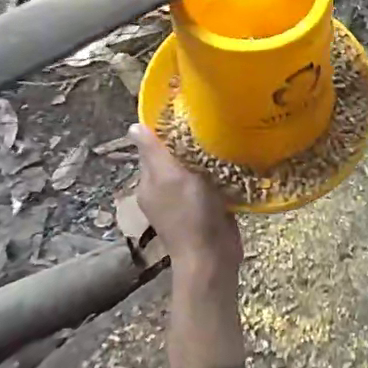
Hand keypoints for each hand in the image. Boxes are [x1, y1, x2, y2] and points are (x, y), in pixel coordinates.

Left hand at [130, 124, 244, 367]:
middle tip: (212, 119)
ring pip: (195, 169)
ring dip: (208, 156)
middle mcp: (165, 189)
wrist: (212, 258)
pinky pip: (213, 183)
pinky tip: (234, 161)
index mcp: (150, 181)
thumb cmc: (189, 215)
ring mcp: (187, 200)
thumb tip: (133, 127)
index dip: (166, 129)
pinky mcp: (209, 208)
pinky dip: (221, 173)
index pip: (153, 147)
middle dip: (190, 141)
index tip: (186, 109)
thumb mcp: (169, 178)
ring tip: (225, 136)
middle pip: (176, 156)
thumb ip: (154, 152)